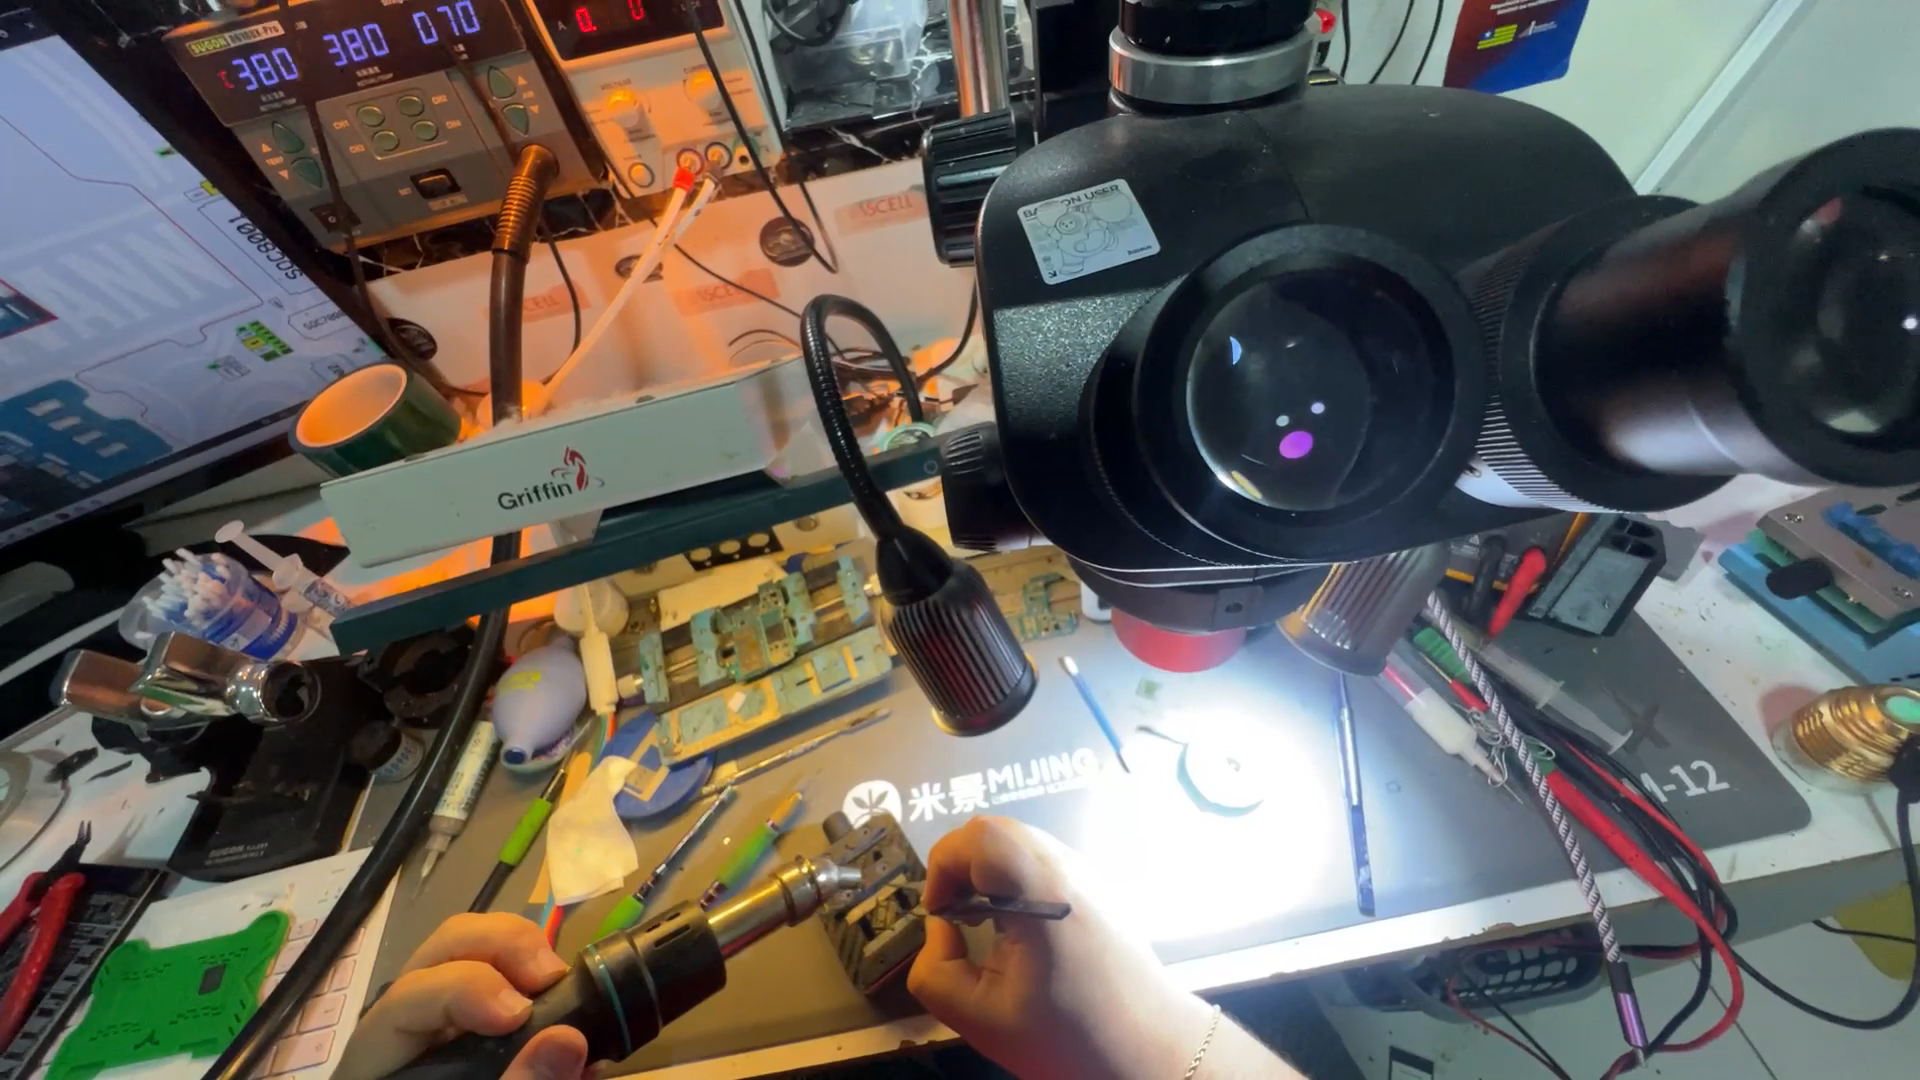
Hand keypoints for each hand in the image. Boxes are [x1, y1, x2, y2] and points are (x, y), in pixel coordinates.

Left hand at [337, 913, 588, 1079]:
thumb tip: (569, 1041)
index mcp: (375, 1073)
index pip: (408, 1000)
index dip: (467, 989)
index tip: (521, 1015)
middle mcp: (402, 1038)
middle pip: (444, 949)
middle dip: (506, 947)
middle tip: (553, 978)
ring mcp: (442, 1031)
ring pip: (477, 951)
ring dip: (526, 955)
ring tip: (563, 987)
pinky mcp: (480, 1035)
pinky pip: (510, 979)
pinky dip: (543, 981)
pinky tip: (575, 1012)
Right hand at [906, 817, 1216, 1079]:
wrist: (1152, 1050)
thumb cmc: (1070, 1036)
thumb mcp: (982, 1020)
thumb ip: (936, 972)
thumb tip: (942, 929)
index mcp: (1041, 888)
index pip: (978, 837)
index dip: (943, 866)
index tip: (941, 914)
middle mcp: (1065, 863)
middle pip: (995, 829)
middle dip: (960, 865)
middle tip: (956, 915)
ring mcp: (1085, 867)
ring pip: (1017, 839)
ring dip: (986, 869)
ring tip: (984, 920)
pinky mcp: (1094, 880)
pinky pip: (1039, 856)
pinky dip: (1012, 875)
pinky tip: (1017, 924)